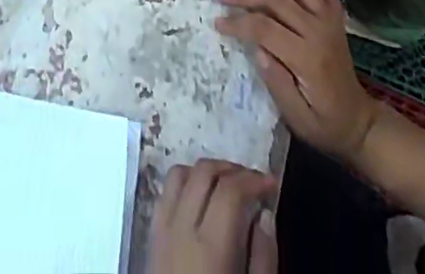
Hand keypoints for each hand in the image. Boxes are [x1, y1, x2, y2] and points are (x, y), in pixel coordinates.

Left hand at [148, 159, 276, 273]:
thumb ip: (262, 257)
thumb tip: (263, 215)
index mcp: (210, 245)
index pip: (230, 190)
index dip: (254, 180)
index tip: (273, 184)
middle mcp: (180, 227)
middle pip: (204, 172)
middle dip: (233, 168)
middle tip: (255, 182)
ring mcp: (161, 227)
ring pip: (180, 172)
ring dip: (206, 170)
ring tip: (230, 184)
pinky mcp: (151, 234)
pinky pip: (166, 191)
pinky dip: (187, 182)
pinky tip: (204, 198)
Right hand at [215, 0, 382, 164]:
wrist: (360, 123)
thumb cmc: (323, 123)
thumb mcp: (296, 117)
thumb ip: (276, 83)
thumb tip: (257, 50)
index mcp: (307, 58)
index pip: (264, 28)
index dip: (238, 23)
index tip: (218, 22)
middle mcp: (319, 33)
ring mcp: (330, 22)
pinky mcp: (336, 20)